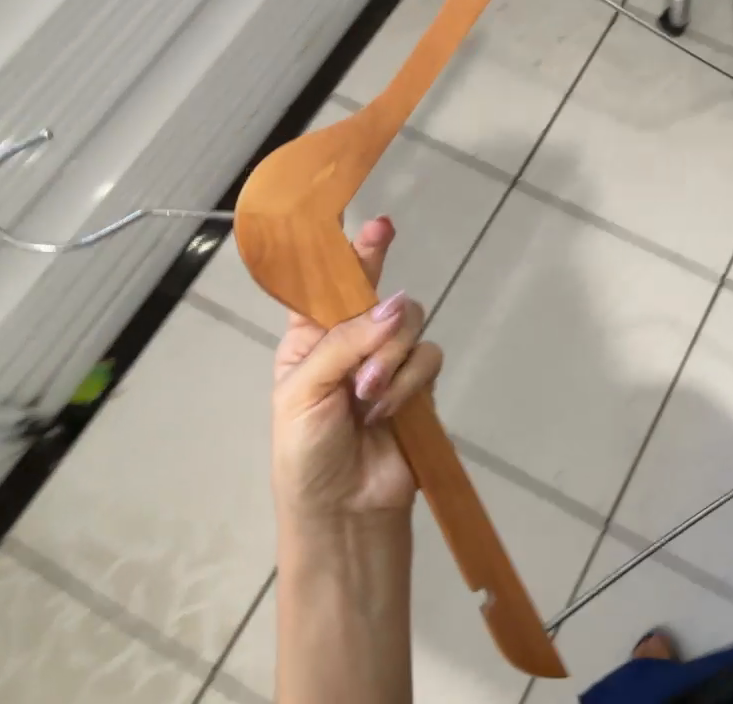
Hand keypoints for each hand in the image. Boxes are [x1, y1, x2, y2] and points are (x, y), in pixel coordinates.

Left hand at [271, 216, 443, 522]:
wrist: (344, 508)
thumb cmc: (304, 452)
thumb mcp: (303, 392)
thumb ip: (346, 343)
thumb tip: (396, 305)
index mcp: (311, 338)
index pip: (332, 284)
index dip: (354, 254)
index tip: (379, 225)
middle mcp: (353, 342)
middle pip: (384, 299)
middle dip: (380, 327)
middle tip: (368, 359)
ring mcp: (388, 362)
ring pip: (411, 327)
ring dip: (392, 363)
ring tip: (368, 401)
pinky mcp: (419, 384)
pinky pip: (429, 358)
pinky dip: (410, 383)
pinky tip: (389, 411)